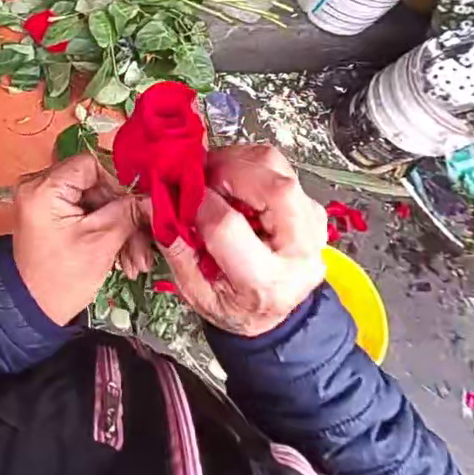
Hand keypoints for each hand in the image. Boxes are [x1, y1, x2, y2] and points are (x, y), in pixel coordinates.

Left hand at [11, 154, 151, 325]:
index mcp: (44, 188)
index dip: (119, 183)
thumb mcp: (102, 242)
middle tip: (144, 241)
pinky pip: (88, 211)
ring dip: (120, 225)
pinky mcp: (54, 213)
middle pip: (97, 184)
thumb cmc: (62, 278)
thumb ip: (130, 211)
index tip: (138, 207)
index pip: (92, 163)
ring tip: (137, 260)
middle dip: (124, 212)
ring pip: (97, 200)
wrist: (31, 313)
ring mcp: (46, 199)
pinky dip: (107, 229)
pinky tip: (125, 255)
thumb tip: (155, 196)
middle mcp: (39, 185)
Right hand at [156, 145, 327, 336]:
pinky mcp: (311, 207)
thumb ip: (178, 250)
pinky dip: (251, 163)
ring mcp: (311, 225)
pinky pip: (281, 167)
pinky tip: (232, 178)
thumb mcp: (199, 294)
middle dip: (229, 170)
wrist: (279, 314)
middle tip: (200, 173)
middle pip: (274, 189)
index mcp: (266, 282)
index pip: (229, 227)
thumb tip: (161, 205)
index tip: (181, 195)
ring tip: (214, 174)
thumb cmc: (238, 305)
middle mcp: (299, 250)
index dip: (199, 203)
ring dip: (240, 161)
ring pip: (279, 169)